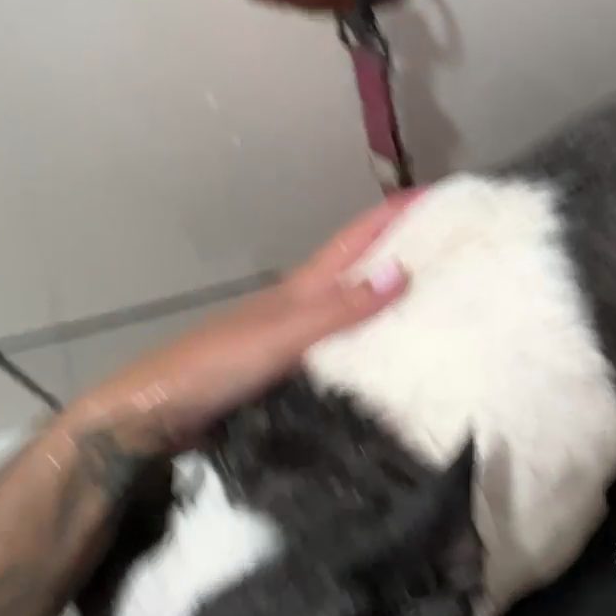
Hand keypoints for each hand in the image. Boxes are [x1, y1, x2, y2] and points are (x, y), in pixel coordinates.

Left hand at [58, 193, 418, 451]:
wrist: (152, 418)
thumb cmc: (214, 365)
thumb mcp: (283, 333)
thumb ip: (342, 307)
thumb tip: (405, 270)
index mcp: (307, 285)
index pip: (361, 235)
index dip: (398, 211)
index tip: (442, 197)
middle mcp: (311, 304)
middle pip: (368, 266)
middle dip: (412, 249)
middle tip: (463, 250)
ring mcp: (305, 337)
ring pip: (365, 308)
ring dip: (403, 298)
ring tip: (452, 299)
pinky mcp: (302, 369)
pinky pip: (358, 347)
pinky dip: (386, 342)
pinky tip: (409, 355)